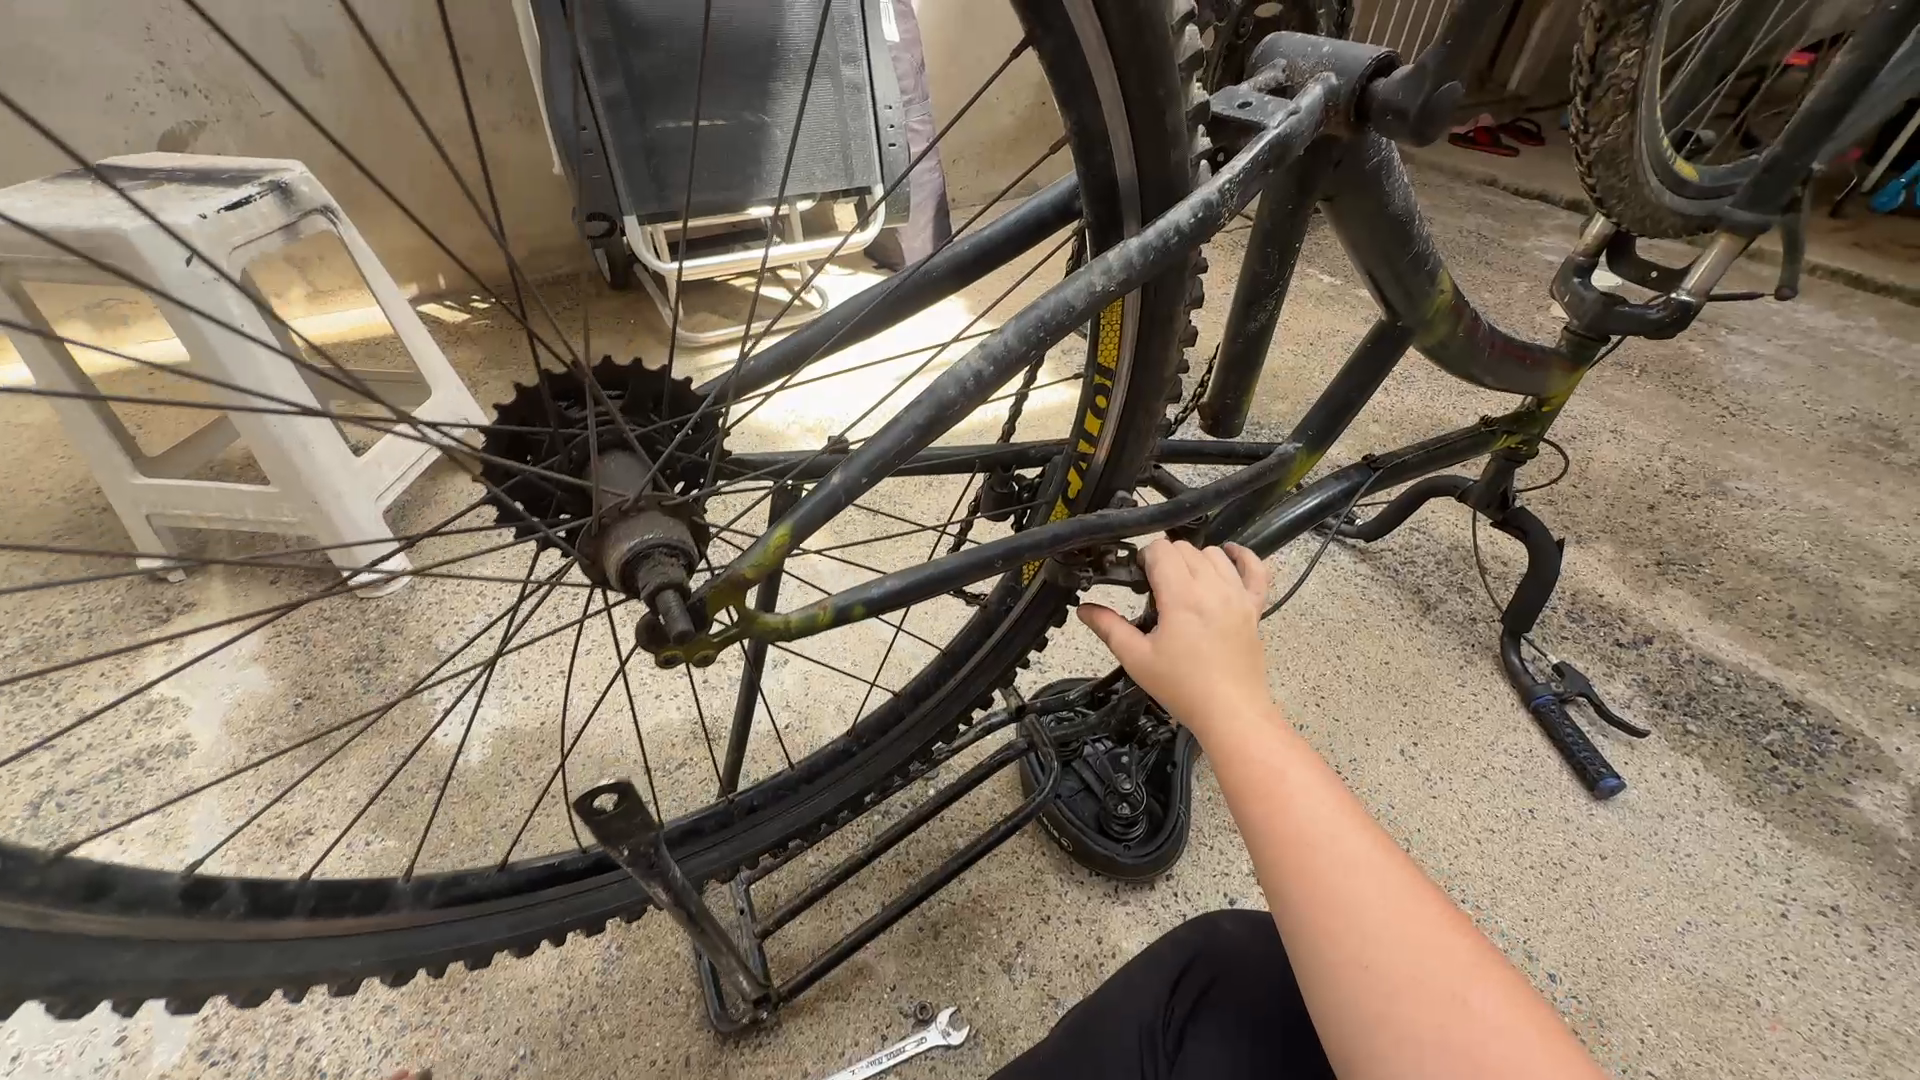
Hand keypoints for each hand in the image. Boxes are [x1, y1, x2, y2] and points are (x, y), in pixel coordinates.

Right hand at [1077, 540, 1274, 741]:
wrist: (1231, 713)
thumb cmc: (1183, 688)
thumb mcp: (1137, 659)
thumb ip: (1109, 628)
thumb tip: (1084, 609)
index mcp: (1182, 597)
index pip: (1161, 550)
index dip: (1144, 558)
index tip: (1139, 580)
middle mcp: (1213, 588)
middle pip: (1186, 548)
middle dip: (1166, 559)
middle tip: (1155, 588)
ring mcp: (1238, 596)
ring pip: (1214, 554)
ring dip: (1195, 560)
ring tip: (1184, 584)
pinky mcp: (1254, 608)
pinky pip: (1256, 569)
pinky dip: (1242, 558)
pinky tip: (1228, 558)